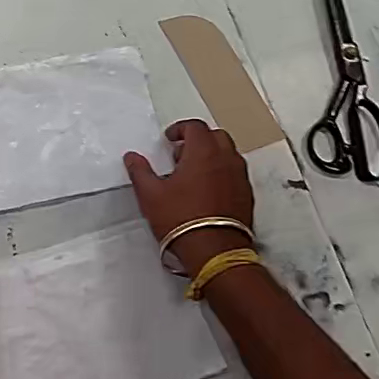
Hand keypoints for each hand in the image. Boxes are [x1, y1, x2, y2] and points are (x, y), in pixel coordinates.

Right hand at [124, 118, 255, 273]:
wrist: (214, 251)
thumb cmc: (183, 220)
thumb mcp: (151, 195)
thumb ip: (140, 171)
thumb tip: (132, 157)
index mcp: (203, 151)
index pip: (195, 126)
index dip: (180, 129)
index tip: (170, 138)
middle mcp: (226, 158)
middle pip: (215, 136)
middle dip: (198, 140)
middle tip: (181, 154)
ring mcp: (239, 177)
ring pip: (228, 154)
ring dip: (212, 156)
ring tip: (193, 174)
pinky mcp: (247, 195)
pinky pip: (235, 173)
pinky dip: (222, 173)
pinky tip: (207, 191)